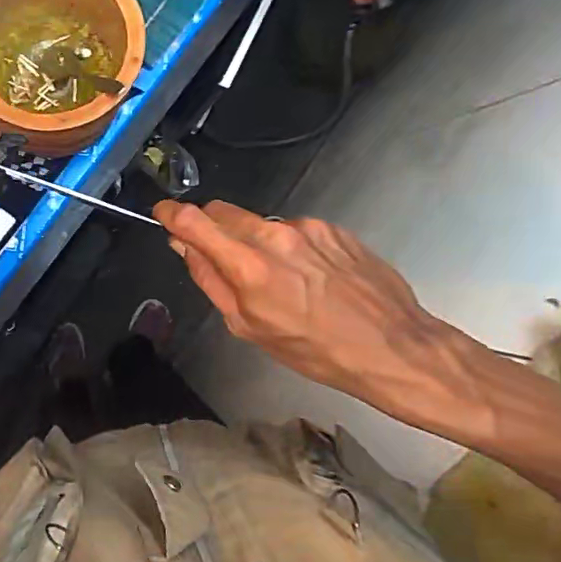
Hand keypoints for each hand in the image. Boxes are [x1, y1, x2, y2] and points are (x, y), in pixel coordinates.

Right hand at [154, 200, 486, 426]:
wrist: (398, 349)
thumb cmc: (315, 350)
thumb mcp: (248, 327)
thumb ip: (210, 280)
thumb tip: (185, 247)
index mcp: (249, 266)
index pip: (193, 220)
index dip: (170, 213)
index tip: (163, 214)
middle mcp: (274, 236)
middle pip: (221, 211)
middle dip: (210, 227)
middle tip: (220, 256)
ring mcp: (307, 228)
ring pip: (257, 220)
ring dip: (252, 239)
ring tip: (278, 276)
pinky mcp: (333, 229)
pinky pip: (292, 228)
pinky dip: (287, 245)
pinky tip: (309, 275)